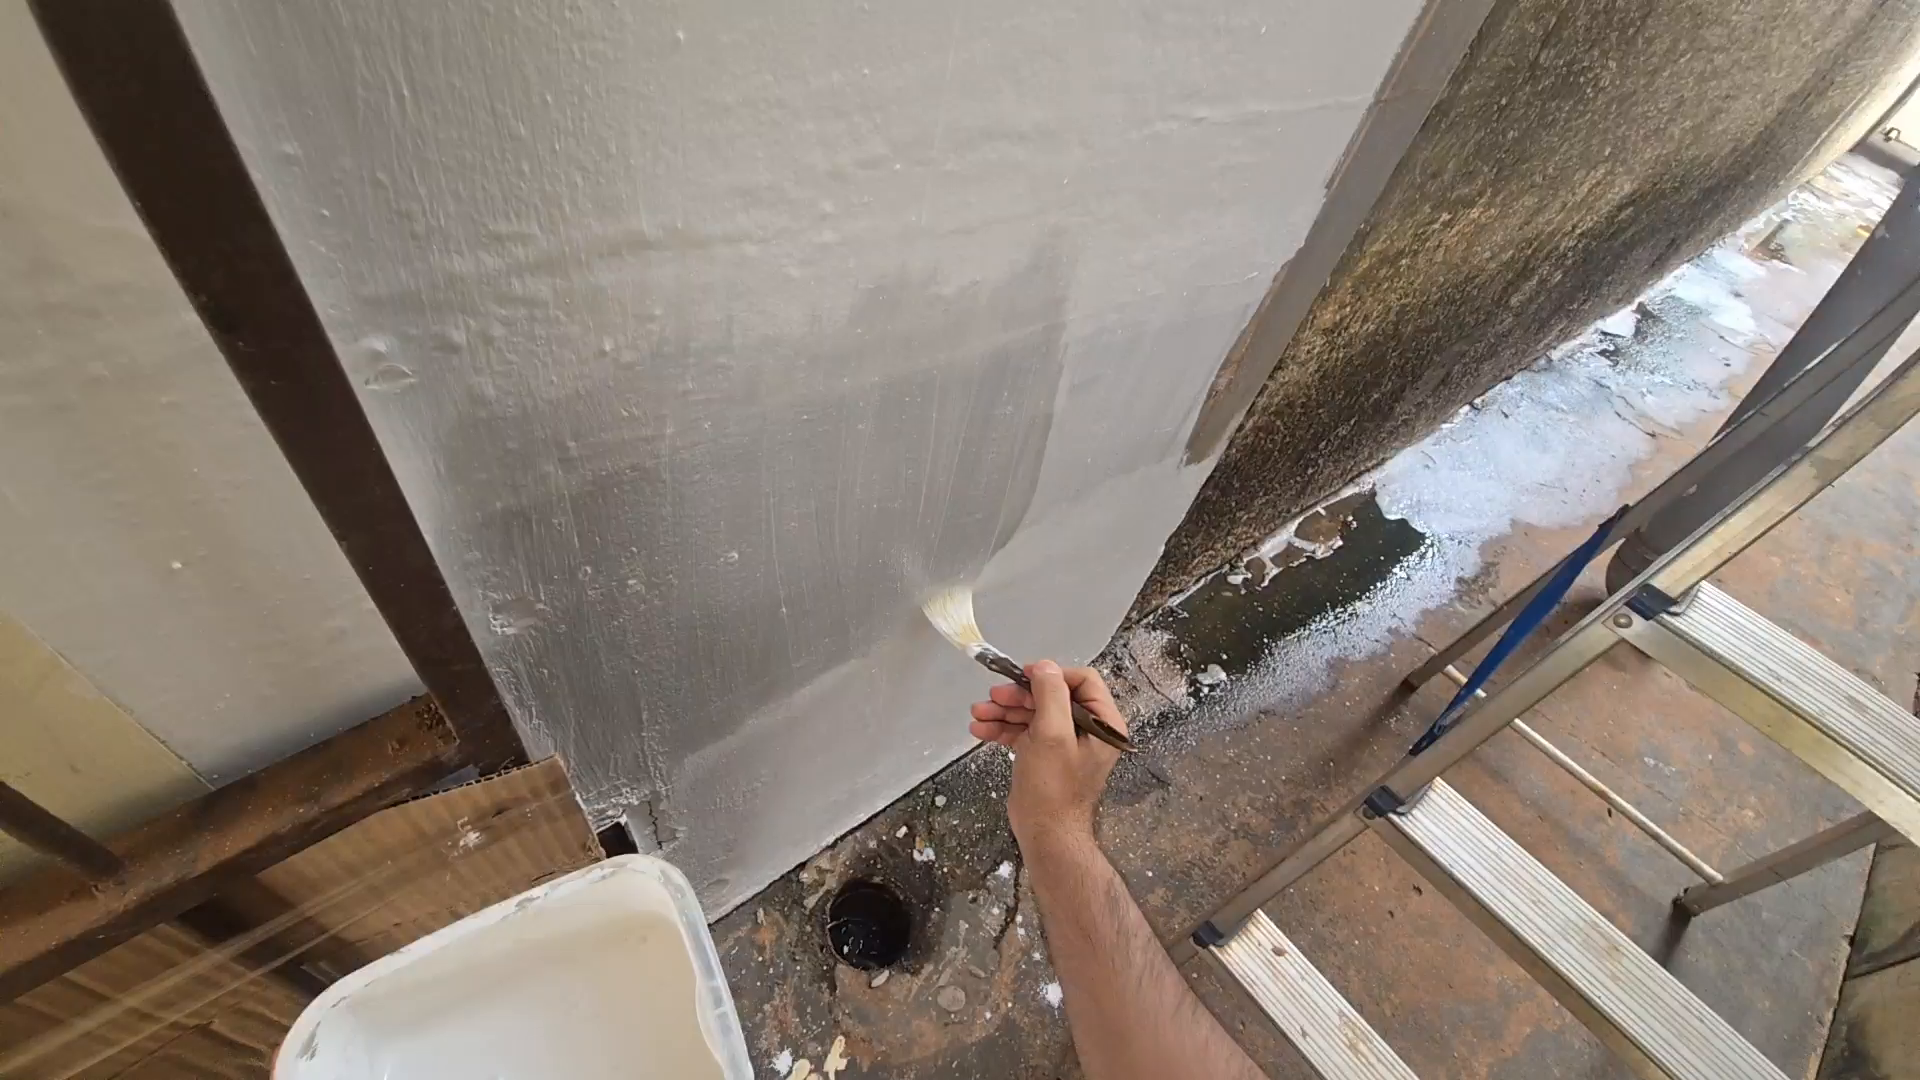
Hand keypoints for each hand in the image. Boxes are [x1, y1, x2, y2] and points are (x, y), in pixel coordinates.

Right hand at [969, 660, 1128, 848]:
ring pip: (1033, 713)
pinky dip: (1003, 728)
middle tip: (993, 696)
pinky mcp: (1044, 754)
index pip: (1082, 681)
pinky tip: (980, 730)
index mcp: (1103, 723)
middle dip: (1019, 696)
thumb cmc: (1054, 787)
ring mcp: (1064, 743)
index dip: (1052, 675)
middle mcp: (1087, 729)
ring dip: (1004, 711)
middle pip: (1051, 696)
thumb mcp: (1052, 734)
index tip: (1024, 676)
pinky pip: (1024, 732)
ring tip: (977, 713)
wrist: (1046, 836)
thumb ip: (1051, 695)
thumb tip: (1044, 666)